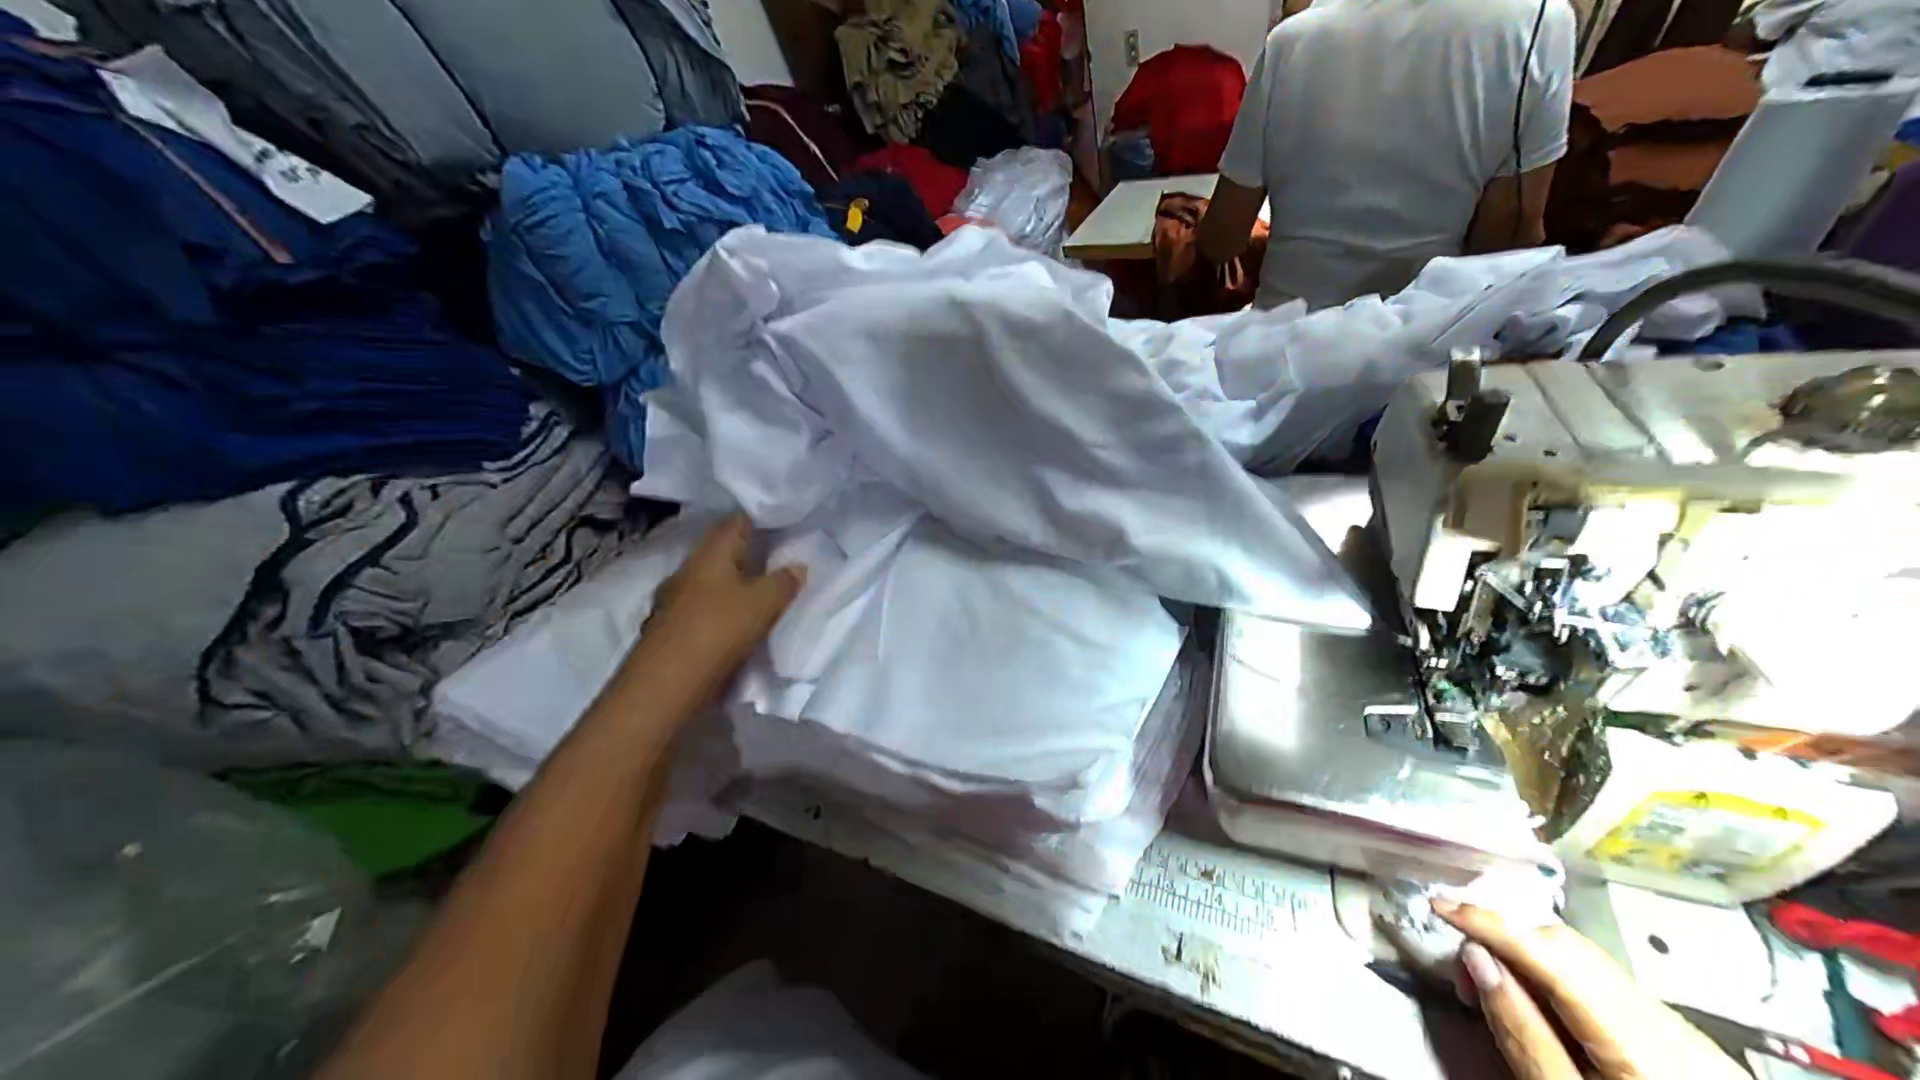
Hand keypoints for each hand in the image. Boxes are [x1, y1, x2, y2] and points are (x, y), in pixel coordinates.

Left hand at [640, 514, 804, 680]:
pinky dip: (723, 608)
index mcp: (709, 555)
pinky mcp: (671, 628)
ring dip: (735, 583)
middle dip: (749, 552)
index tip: (784, 523)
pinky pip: (704, 607)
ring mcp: (674, 600)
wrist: (664, 686)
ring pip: (712, 580)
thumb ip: (784, 582)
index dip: (760, 518)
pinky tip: (739, 621)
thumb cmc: (717, 632)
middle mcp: (687, 570)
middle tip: (781, 557)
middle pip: (722, 551)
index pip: (735, 521)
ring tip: (764, 591)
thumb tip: (797, 566)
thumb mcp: (763, 604)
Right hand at [1435, 900, 1747, 1079]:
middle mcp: (1672, 1027)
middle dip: (1503, 937)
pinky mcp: (1677, 1037)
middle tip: (1458, 959)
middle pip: (1570, 948)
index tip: (1439, 905)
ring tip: (1485, 977)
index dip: (1492, 924)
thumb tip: (1475, 956)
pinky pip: (1600, 979)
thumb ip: (1519, 1029)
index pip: (1554, 957)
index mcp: (1645, 1049)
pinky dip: (1551, 971)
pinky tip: (1528, 992)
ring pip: (1583, 957)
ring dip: (1522, 952)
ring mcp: (1681, 1030)